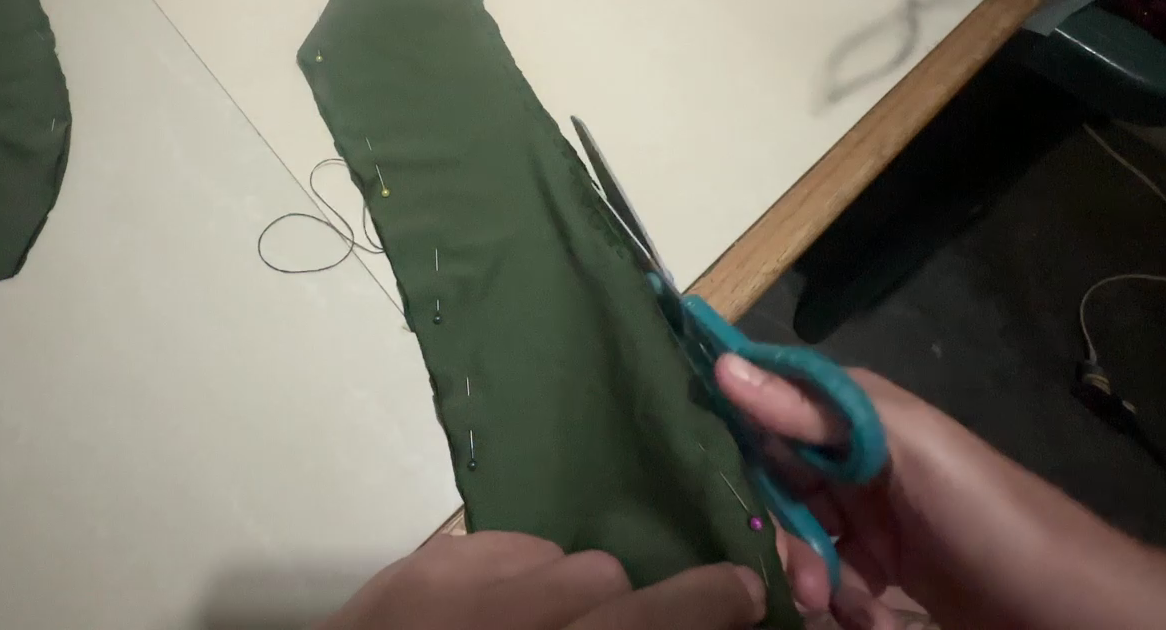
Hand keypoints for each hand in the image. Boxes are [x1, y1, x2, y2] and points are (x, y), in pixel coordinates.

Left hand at [314, 531, 766, 629]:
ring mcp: (455, 579)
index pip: (642, 622)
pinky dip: (512, 573)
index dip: (703, 605)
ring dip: (562, 590)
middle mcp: (506, 613)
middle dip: (620, 609)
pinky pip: (504, 543)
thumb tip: (659, 614)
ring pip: (557, 554)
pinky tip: (489, 610)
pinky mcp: (420, 561)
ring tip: (536, 627)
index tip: (745, 588)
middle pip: (603, 577)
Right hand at [716, 355, 1138, 629]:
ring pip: (795, 534)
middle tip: (804, 578)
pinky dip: (837, 604)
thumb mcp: (903, 449)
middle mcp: (847, 455)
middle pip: (773, 482)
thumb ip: (813, 409)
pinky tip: (866, 619)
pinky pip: (828, 579)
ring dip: (806, 574)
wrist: (1087, 620)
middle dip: (777, 529)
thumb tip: (721, 367)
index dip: (735, 439)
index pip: (763, 407)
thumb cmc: (991, 516)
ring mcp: (864, 515)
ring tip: (840, 607)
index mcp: (847, 412)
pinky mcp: (880, 571)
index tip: (713, 478)